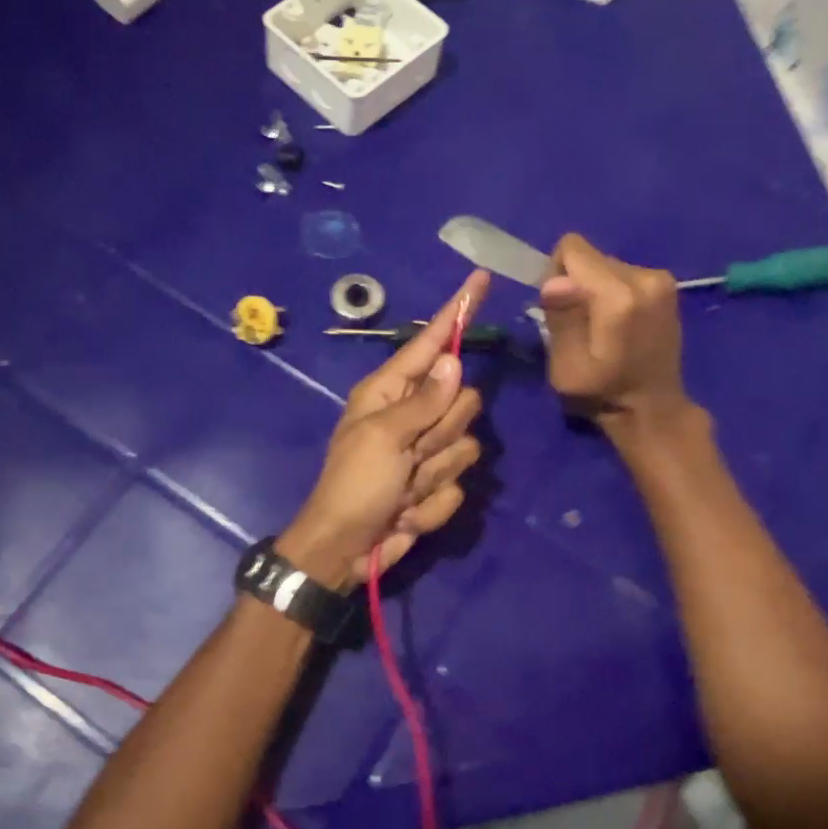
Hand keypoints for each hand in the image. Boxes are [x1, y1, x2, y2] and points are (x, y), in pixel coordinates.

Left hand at [279, 270, 490, 588]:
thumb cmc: (355, 485)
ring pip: (466, 446)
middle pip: (462, 400)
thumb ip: (425, 400)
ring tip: (403, 490)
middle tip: (411, 455)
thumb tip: (454, 360)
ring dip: (435, 475)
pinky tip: (406, 514)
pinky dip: (432, 506)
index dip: (457, 312)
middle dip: (442, 433)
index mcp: (388, 391)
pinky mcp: (435, 486)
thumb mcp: (385, 437)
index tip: (482, 278)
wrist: (345, 550)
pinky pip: (459, 487)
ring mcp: (425, 453)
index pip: (431, 342)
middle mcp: (410, 414)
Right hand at [540, 233, 694, 432]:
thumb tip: (553, 280)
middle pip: (590, 256)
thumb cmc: (602, 393)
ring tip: (601, 327)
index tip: (561, 310)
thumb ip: (561, 318)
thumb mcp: (567, 367)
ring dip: (595, 289)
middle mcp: (645, 277)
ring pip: (606, 264)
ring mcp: (661, 279)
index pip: (572, 249)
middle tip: (580, 324)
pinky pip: (623, 273)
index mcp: (619, 296)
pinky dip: (613, 292)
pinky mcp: (667, 285)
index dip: (556, 274)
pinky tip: (619, 324)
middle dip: (576, 283)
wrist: (653, 409)